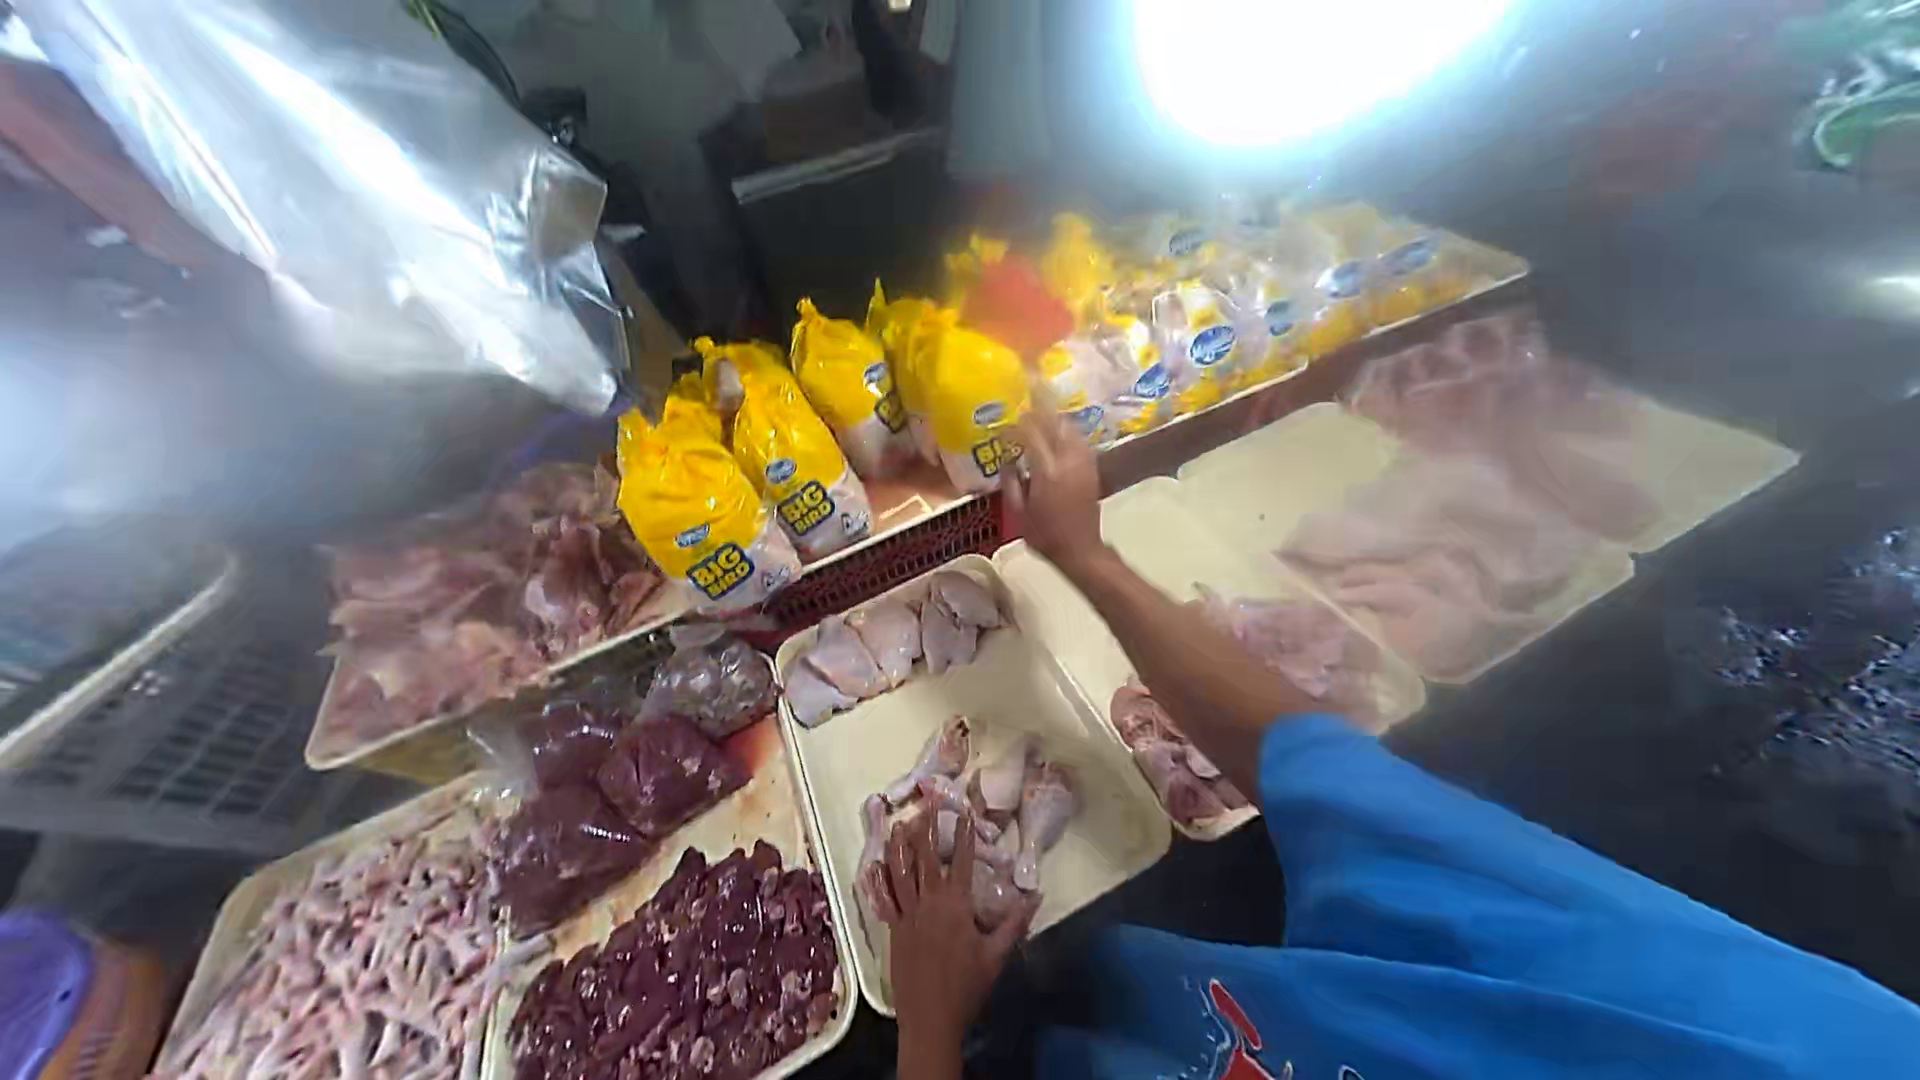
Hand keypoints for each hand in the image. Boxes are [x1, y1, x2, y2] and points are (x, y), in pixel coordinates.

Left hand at [881, 811, 1034, 1061]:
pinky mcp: (894, 927)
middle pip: (926, 856)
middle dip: (927, 826)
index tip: (965, 811)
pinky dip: (882, 877)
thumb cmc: (966, 986)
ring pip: (901, 870)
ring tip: (900, 824)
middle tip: (927, 803)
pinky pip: (886, 896)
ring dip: (900, 845)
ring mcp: (908, 913)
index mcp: (956, 904)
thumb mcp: (996, 955)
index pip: (963, 860)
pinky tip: (878, 863)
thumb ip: (1015, 923)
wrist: (930, 1019)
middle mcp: (929, 900)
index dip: (965, 834)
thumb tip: (1037, 896)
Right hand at [1008, 404, 1106, 575]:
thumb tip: (1006, 456)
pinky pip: (1077, 438)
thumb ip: (1011, 480)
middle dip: (1040, 403)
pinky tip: (1056, 427)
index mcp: (1047, 471)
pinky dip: (1065, 428)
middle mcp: (1068, 460)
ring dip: (1054, 413)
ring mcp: (1083, 461)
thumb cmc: (1044, 535)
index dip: (1017, 421)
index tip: (1006, 415)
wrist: (1081, 549)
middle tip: (1027, 386)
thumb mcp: (1018, 511)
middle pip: (1054, 421)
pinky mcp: (1091, 466)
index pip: (1031, 433)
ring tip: (1040, 403)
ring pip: (1069, 426)